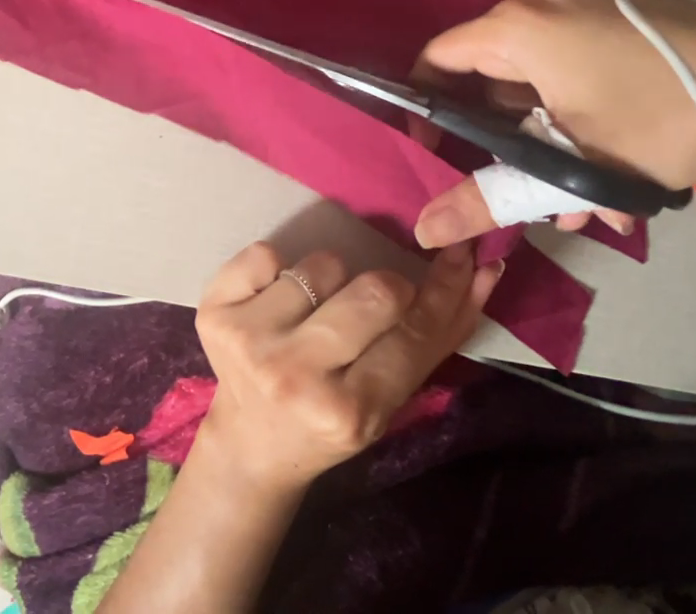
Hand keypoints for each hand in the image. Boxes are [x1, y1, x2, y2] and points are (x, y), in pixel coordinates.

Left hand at [192, 241, 501, 493]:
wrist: (250, 442)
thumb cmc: (330, 424)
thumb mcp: (389, 401)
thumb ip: (435, 339)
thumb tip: (483, 270)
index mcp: (347, 412)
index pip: (412, 334)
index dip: (445, 290)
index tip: (461, 254)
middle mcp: (293, 375)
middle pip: (374, 290)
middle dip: (386, 289)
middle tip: (372, 307)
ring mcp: (247, 341)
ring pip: (323, 264)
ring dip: (331, 281)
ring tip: (315, 316)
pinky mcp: (211, 312)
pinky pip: (267, 253)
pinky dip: (279, 269)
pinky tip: (275, 303)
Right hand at [411, 0, 695, 248]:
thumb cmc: (660, 119)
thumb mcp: (571, 168)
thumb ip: (489, 200)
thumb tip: (420, 233)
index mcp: (516, 27)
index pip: (437, 59)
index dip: (425, 109)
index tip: (439, 155)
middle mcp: (541, 4)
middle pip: (488, 74)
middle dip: (502, 141)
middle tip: (524, 190)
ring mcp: (585, 6)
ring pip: (536, 78)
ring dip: (547, 139)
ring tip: (582, 202)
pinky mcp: (620, 19)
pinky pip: (572, 66)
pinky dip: (576, 114)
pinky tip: (612, 170)